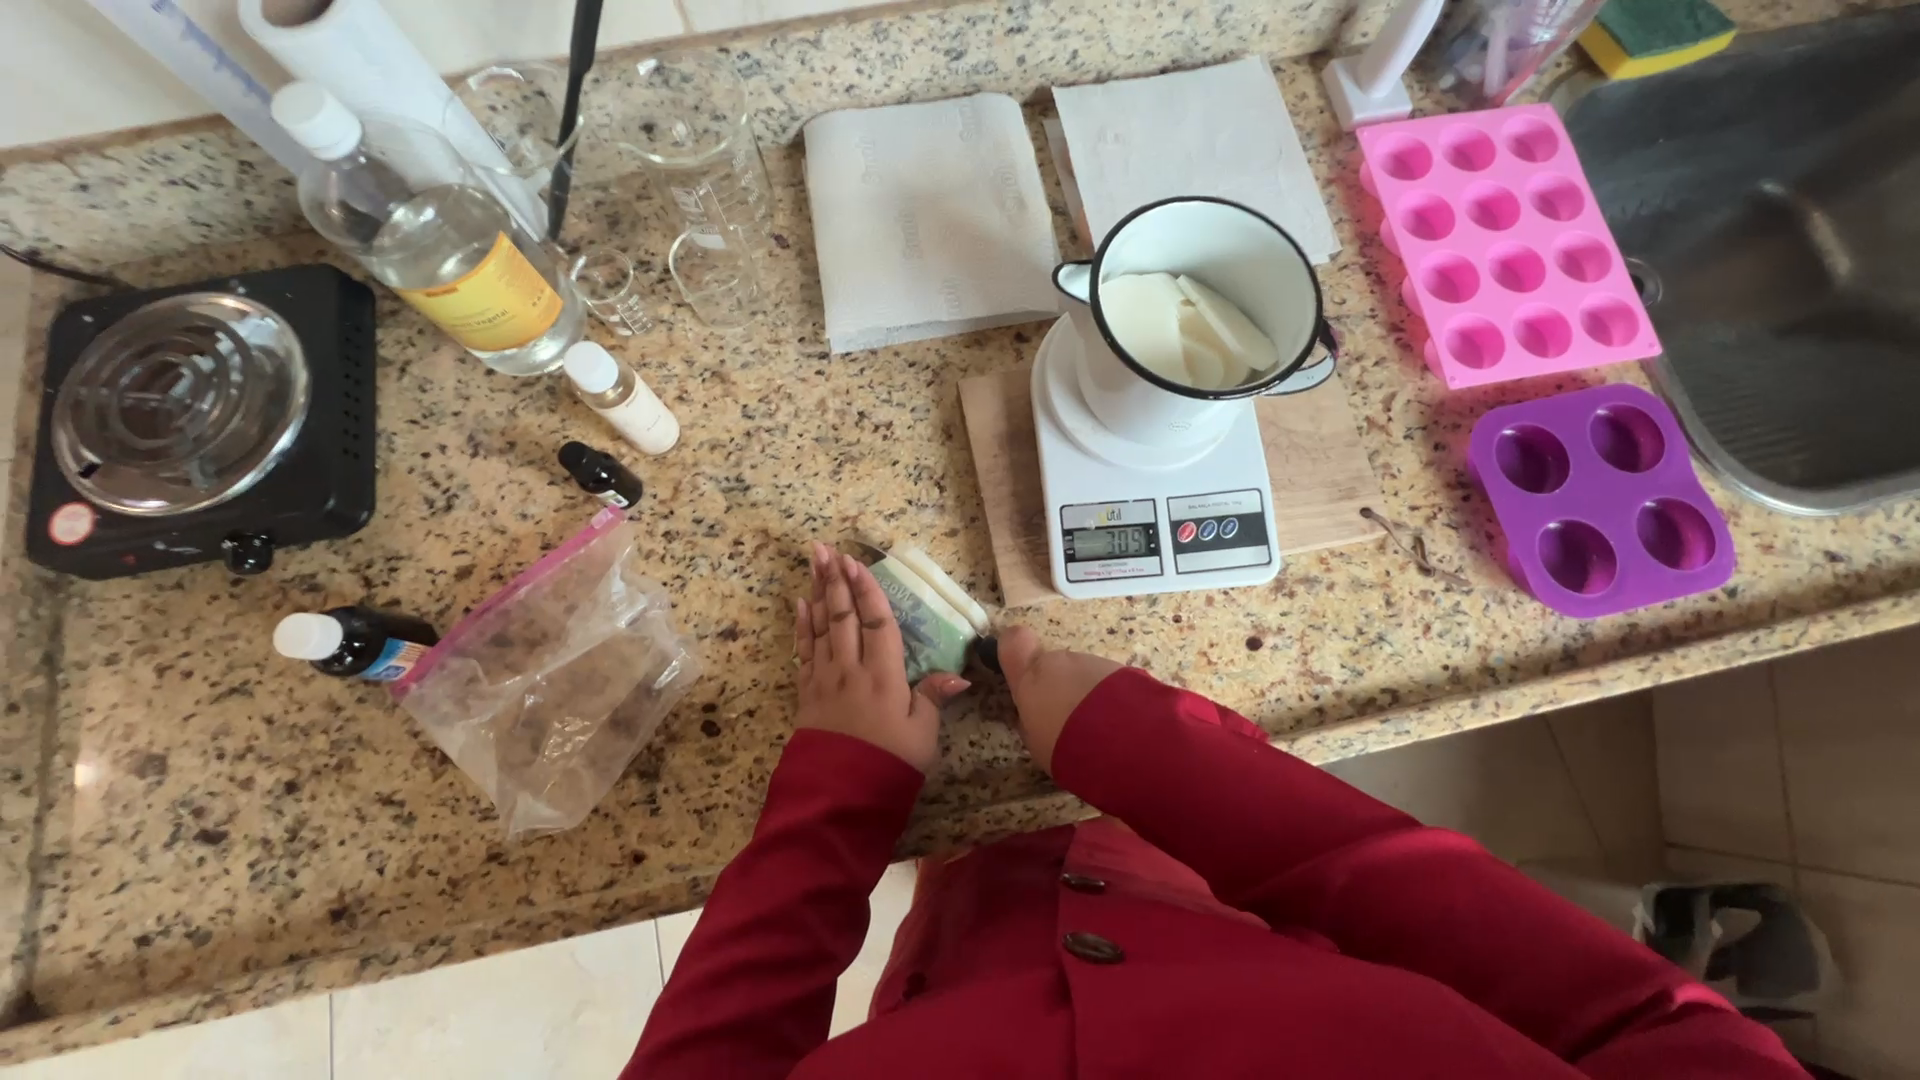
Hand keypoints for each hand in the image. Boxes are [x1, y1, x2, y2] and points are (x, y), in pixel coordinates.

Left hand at [794, 543, 968, 772]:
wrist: (839, 797)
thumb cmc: (888, 764)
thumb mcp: (922, 734)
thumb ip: (934, 698)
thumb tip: (959, 673)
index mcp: (883, 676)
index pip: (875, 622)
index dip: (866, 591)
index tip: (856, 562)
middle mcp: (850, 670)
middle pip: (842, 616)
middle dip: (835, 580)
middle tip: (825, 549)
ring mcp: (825, 680)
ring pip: (821, 627)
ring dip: (818, 593)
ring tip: (814, 564)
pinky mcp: (808, 694)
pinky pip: (804, 651)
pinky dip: (802, 626)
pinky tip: (801, 605)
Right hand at [996, 626, 1122, 774]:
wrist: (1120, 739)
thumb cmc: (1065, 746)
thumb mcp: (1036, 742)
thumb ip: (1032, 720)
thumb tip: (1034, 714)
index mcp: (1029, 678)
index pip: (1013, 641)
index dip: (1015, 648)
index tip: (1019, 665)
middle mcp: (1058, 662)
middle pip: (1052, 666)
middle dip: (1059, 686)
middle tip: (1068, 718)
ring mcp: (1091, 662)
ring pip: (1082, 674)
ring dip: (1086, 694)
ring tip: (1098, 727)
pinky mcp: (1120, 668)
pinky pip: (1107, 681)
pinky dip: (1109, 696)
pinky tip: (1118, 723)